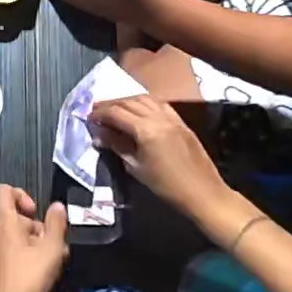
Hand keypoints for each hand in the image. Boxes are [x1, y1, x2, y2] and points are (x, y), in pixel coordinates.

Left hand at [0, 185, 67, 291]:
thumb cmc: (29, 277)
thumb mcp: (52, 249)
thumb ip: (56, 224)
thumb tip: (57, 206)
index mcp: (5, 222)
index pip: (5, 191)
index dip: (22, 193)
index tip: (36, 211)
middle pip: (18, 218)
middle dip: (39, 227)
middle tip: (56, 245)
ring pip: (19, 236)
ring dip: (38, 243)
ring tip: (55, 260)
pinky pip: (15, 251)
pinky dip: (30, 255)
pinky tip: (44, 271)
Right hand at [88, 95, 229, 213]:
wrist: (203, 192)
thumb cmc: (166, 186)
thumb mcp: (136, 167)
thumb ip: (117, 146)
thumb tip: (100, 134)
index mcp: (146, 130)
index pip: (116, 112)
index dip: (100, 114)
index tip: (88, 118)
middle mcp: (158, 117)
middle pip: (129, 101)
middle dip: (110, 104)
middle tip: (96, 111)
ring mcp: (171, 117)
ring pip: (144, 99)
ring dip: (126, 101)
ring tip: (114, 109)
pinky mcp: (180, 121)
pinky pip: (158, 104)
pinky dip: (144, 103)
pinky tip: (137, 111)